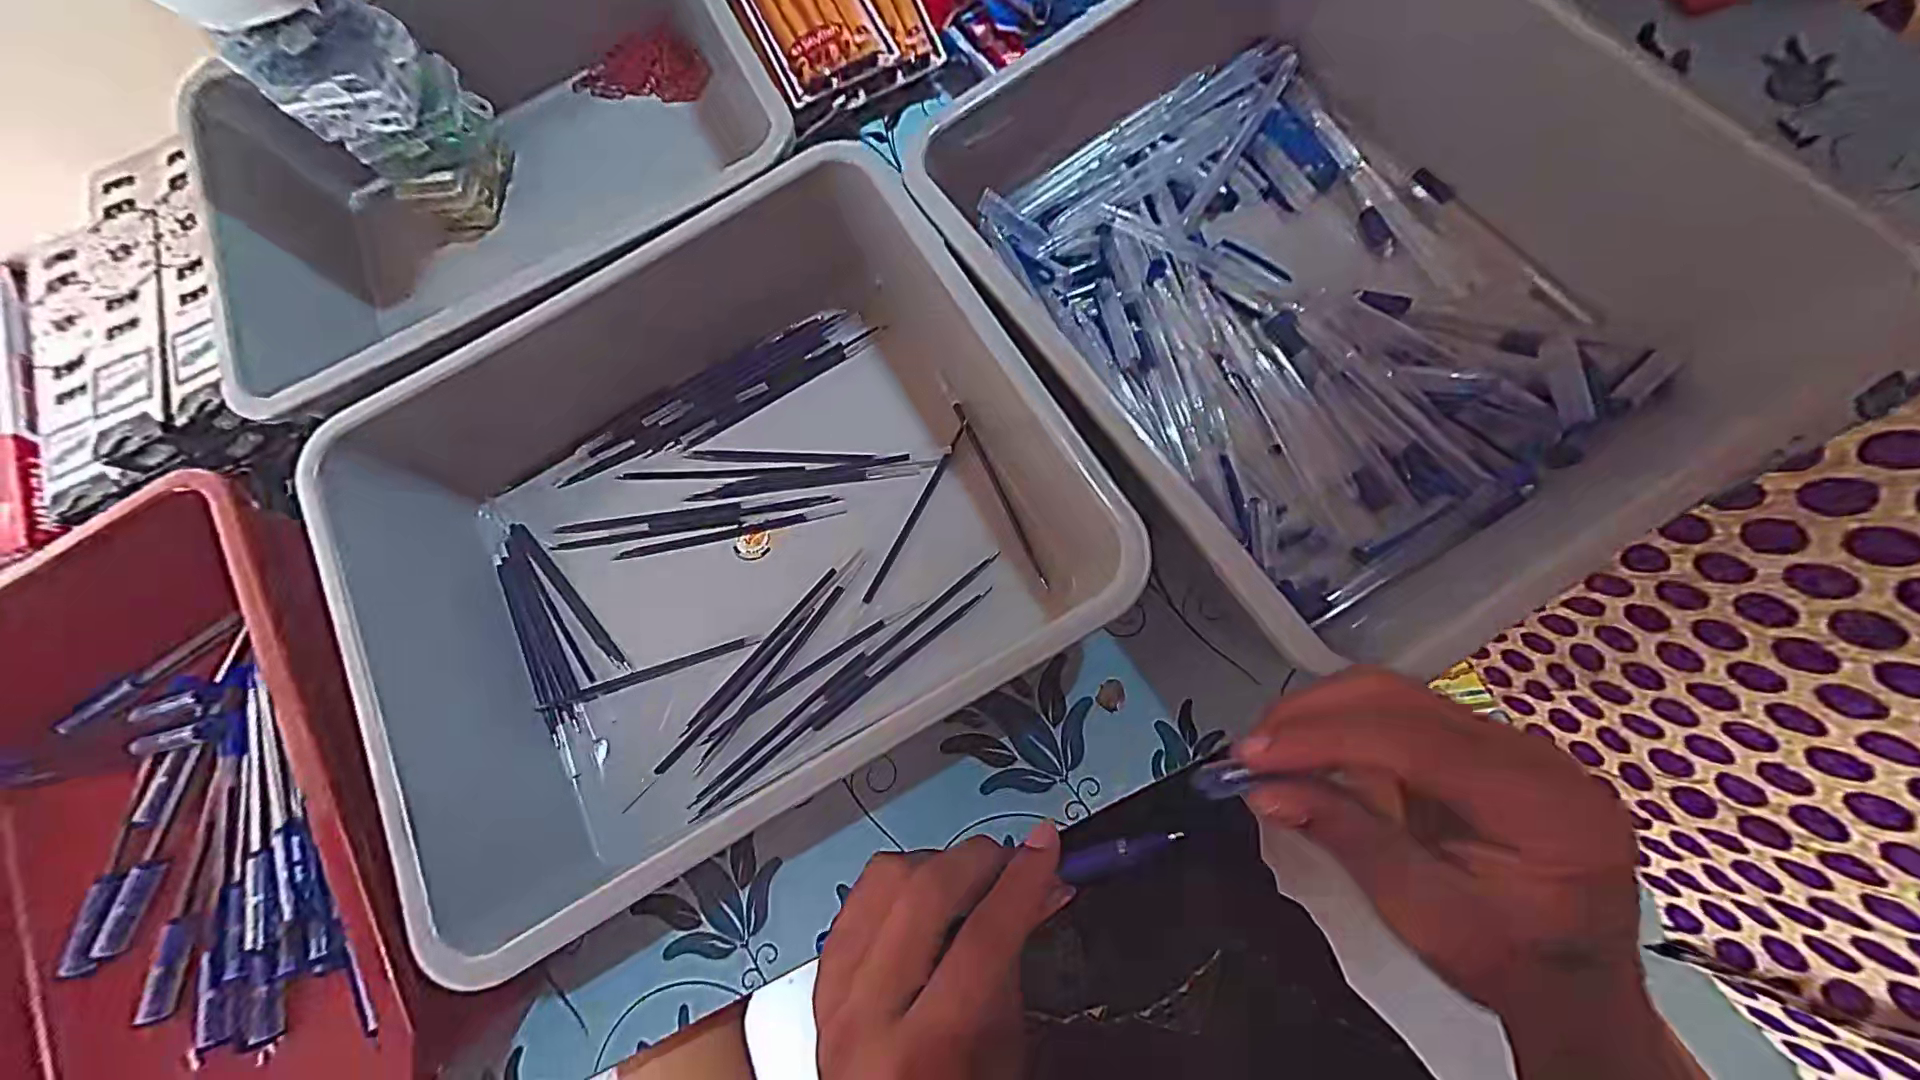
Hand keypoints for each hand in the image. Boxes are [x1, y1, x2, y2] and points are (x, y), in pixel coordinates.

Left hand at [814, 827, 1073, 1079]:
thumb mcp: (1003, 1050)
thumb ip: (1016, 959)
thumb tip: (1040, 885)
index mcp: (924, 1052)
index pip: (981, 940)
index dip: (1021, 881)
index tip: (1044, 845)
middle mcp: (867, 1019)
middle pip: (926, 894)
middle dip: (979, 860)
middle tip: (1012, 861)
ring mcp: (836, 995)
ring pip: (886, 877)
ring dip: (938, 862)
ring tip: (969, 879)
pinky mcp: (822, 977)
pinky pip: (860, 893)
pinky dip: (901, 879)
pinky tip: (925, 891)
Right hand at [1237, 668, 1700, 1078]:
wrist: (1570, 986)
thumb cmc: (1511, 964)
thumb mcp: (1422, 912)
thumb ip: (1345, 836)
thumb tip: (1263, 791)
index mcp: (1542, 802)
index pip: (1411, 740)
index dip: (1323, 738)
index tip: (1254, 755)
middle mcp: (1532, 754)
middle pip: (1398, 698)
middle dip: (1311, 714)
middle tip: (1251, 747)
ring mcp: (1507, 742)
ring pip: (1390, 693)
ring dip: (1318, 713)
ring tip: (1268, 746)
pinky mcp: (1475, 742)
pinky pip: (1394, 711)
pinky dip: (1339, 724)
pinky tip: (1306, 746)